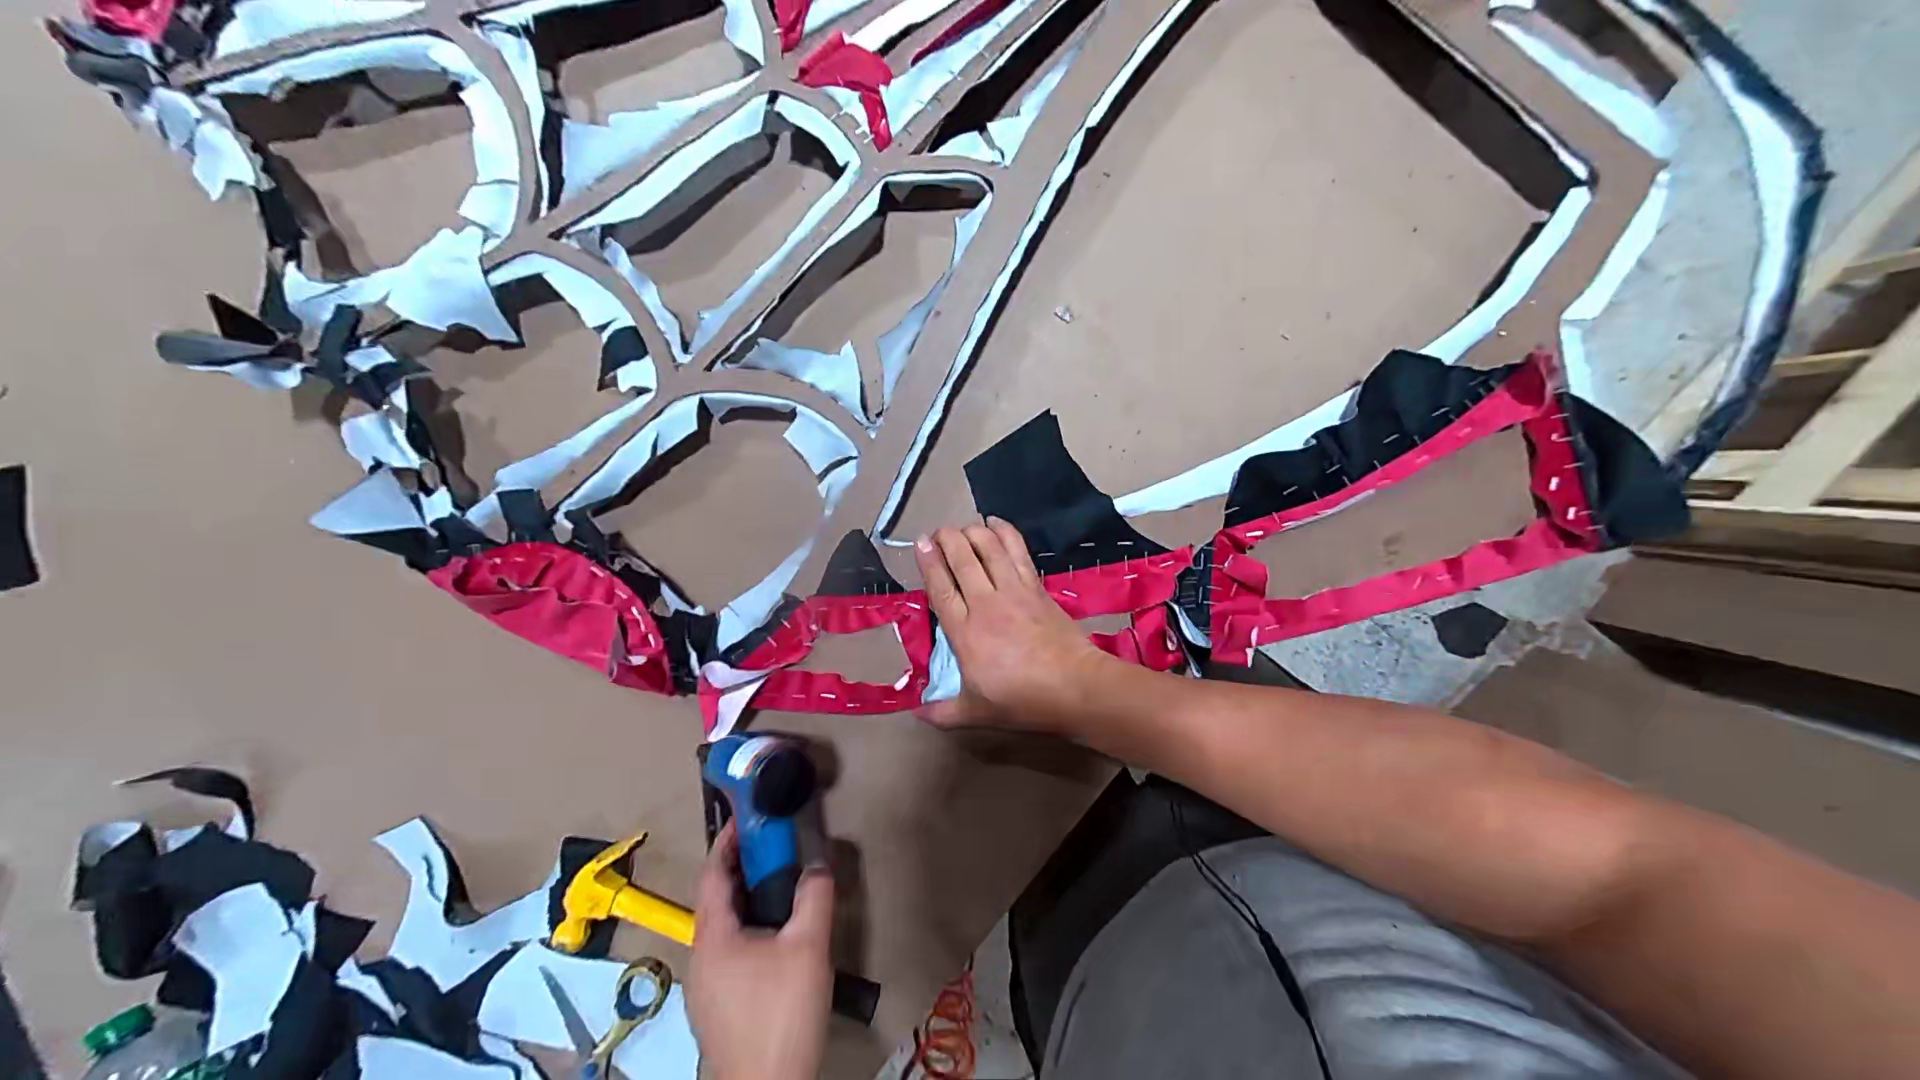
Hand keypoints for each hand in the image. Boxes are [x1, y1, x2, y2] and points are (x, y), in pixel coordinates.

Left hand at [689, 823, 833, 1079]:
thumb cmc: (781, 1013)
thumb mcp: (808, 947)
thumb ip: (814, 897)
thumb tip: (818, 865)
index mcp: (712, 938)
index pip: (711, 875)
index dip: (727, 842)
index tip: (748, 818)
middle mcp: (700, 960)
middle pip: (715, 902)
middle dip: (741, 871)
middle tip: (774, 851)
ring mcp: (705, 990)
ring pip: (722, 931)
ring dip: (745, 903)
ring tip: (780, 890)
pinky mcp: (717, 1011)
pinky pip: (728, 954)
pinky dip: (747, 931)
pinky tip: (776, 943)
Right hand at [912, 518, 1113, 731]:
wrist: (1074, 686)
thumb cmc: (1023, 700)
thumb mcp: (976, 712)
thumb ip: (944, 712)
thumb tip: (917, 714)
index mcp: (964, 633)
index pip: (941, 589)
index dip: (928, 563)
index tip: (920, 544)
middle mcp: (985, 604)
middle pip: (962, 559)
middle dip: (947, 539)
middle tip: (938, 532)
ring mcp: (1013, 591)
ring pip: (988, 549)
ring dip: (973, 532)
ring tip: (963, 527)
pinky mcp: (1036, 587)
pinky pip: (1017, 551)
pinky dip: (1005, 532)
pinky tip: (996, 523)